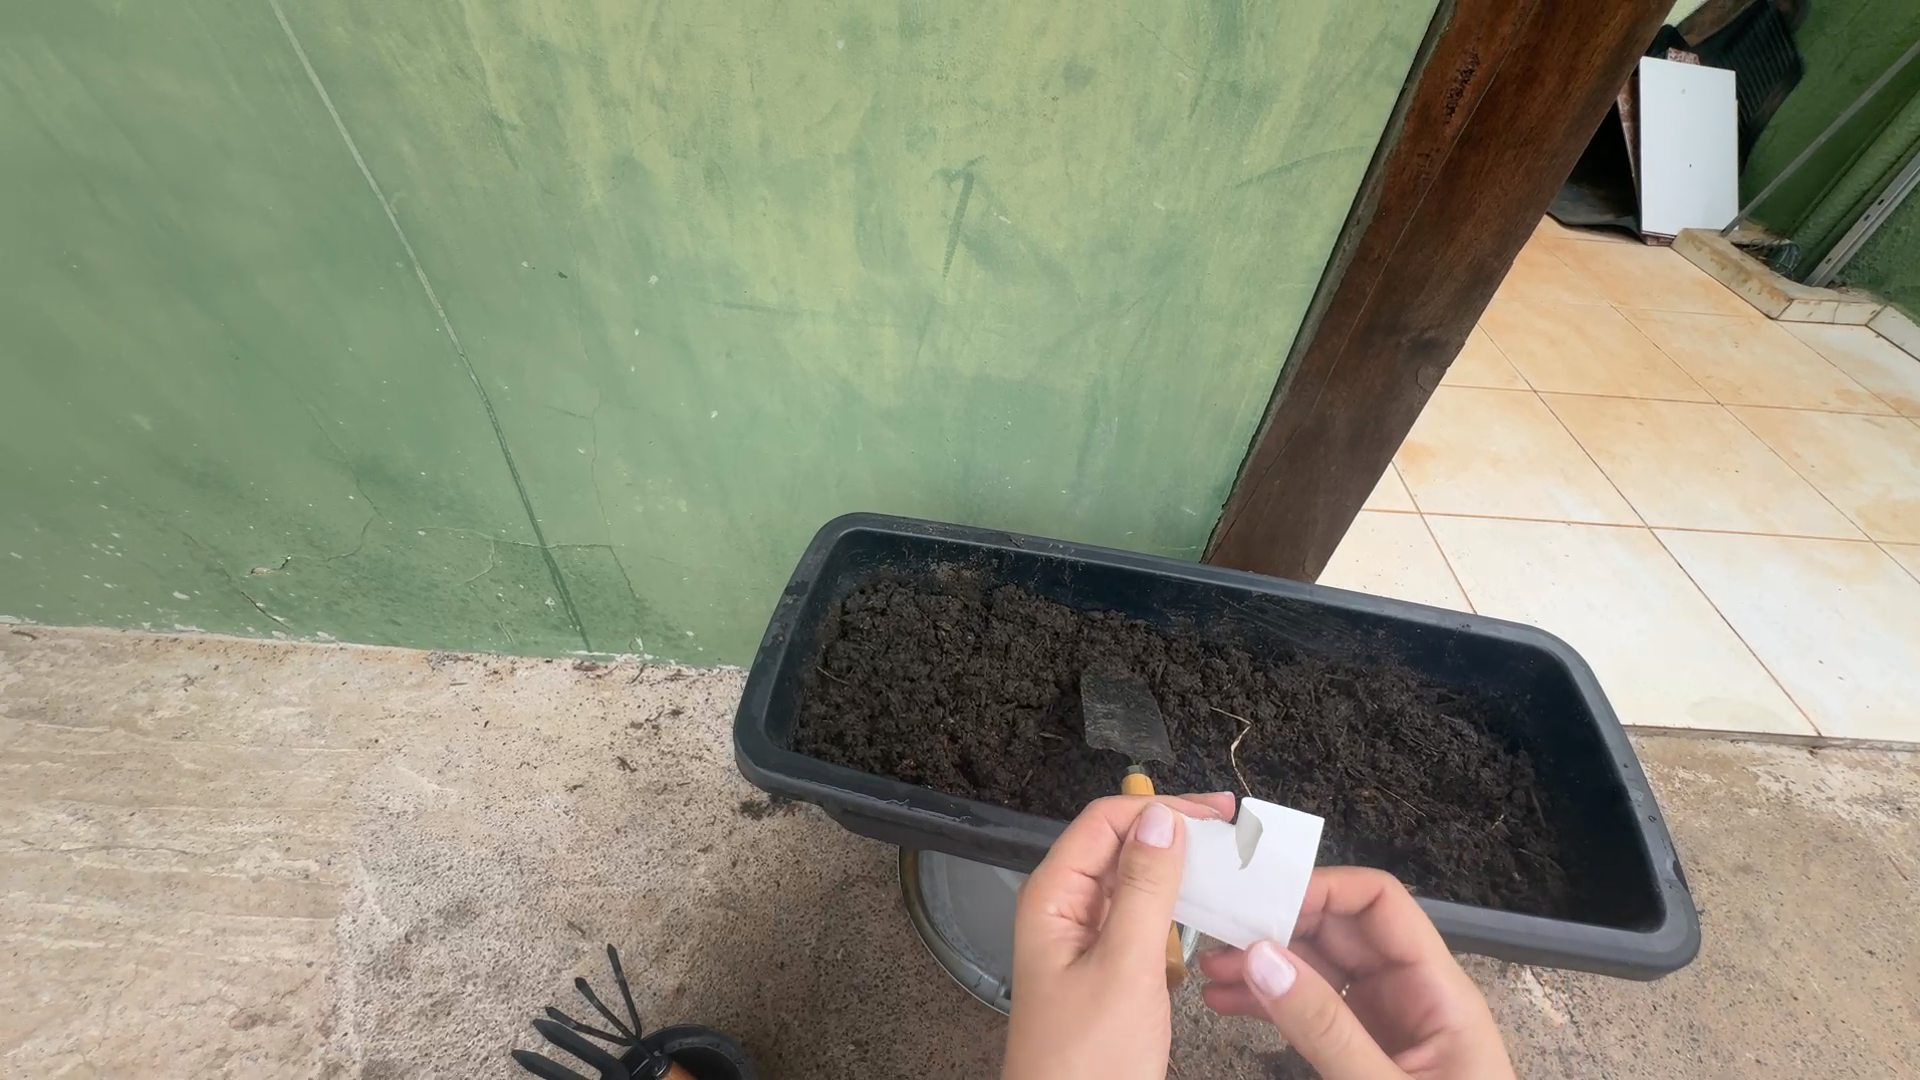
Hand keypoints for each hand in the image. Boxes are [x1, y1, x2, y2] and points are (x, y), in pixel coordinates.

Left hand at [1001, 792, 1236, 1079]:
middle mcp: (1064, 902)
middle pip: (1117, 842)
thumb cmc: (1087, 1063)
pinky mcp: (1104, 961)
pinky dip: (1172, 903)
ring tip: (1225, 858)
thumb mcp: (1123, 970)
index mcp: (1053, 893)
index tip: (1215, 812)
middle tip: (1230, 829)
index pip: (1104, 821)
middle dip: (1170, 829)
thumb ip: (1145, 891)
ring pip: (1131, 877)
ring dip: (1175, 864)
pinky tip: (1203, 902)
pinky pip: (1138, 914)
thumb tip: (1161, 818)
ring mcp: (1084, 933)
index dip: (1158, 808)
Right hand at [1199, 867, 1514, 1079]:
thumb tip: (1262, 956)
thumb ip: (1328, 1031)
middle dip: (1274, 925)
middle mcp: (1407, 994)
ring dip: (1259, 963)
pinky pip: (1306, 1006)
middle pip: (1335, 928)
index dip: (1322, 888)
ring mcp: (1381, 1022)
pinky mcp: (1358, 1048)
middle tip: (1220, 931)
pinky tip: (1226, 1003)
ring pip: (1311, 965)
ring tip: (1210, 971)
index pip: (1379, 902)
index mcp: (1437, 992)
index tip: (1263, 900)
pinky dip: (1264, 1001)